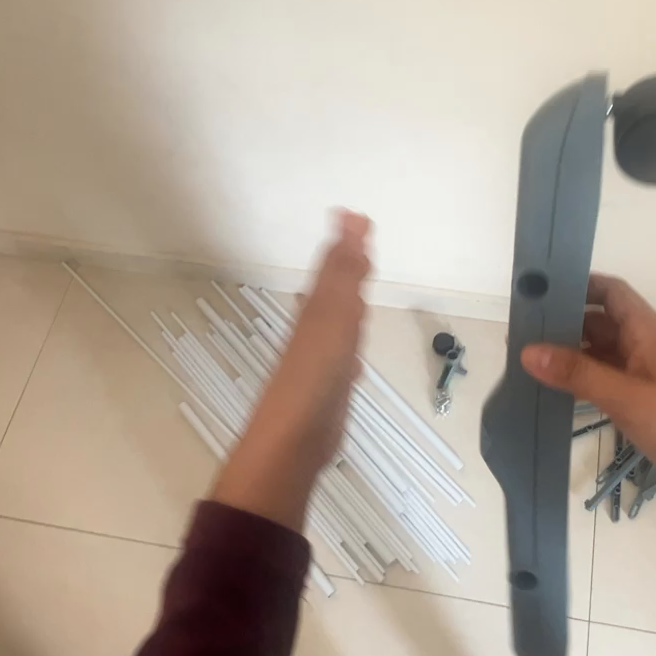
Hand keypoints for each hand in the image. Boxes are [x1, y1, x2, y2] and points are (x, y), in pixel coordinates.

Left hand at [211, 211, 371, 528]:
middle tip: (361, 247)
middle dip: (348, 269)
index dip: (347, 243)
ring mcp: (321, 361)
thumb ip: (345, 270)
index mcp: (316, 309)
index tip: (358, 217)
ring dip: (350, 306)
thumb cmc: (315, 373)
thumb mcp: (334, 314)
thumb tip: (351, 215)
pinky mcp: (330, 390)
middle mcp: (315, 330)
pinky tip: (355, 359)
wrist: (294, 440)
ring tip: (360, 292)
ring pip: (339, 325)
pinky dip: (351, 349)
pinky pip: (344, 359)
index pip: (334, 267)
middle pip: (335, 292)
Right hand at [519, 274, 655, 509]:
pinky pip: (609, 378)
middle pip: (601, 321)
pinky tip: (557, 390)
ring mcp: (648, 374)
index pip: (610, 292)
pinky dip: (583, 379)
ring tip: (529, 361)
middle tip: (519, 334)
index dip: (577, 285)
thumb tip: (528, 351)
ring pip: (603, 352)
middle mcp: (648, 345)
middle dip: (563, 323)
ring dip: (571, 354)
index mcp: (650, 332)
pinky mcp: (647, 400)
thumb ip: (578, 374)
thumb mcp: (627, 398)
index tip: (537, 292)